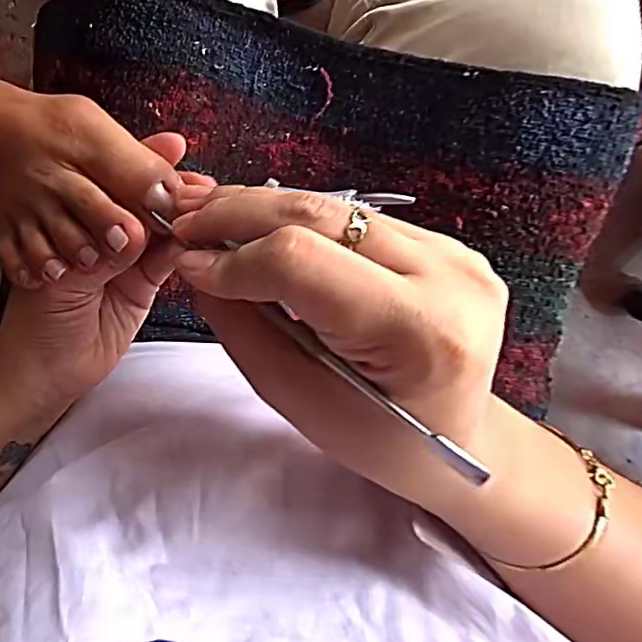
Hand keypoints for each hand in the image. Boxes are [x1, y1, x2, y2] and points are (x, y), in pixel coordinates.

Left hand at [0, 134, 196, 408]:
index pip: (109, 184)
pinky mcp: (141, 286)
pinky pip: (168, 261)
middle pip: (139, 202)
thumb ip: (100, 257)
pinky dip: (184, 249)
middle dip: (169, 187)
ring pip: (159, 229)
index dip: (139, 165)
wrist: (43, 374)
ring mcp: (123, 260)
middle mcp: (98, 235)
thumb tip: (136, 230)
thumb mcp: (62, 283)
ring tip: (209, 201)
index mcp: (71, 219)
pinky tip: (200, 237)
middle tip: (200, 180)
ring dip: (183, 216)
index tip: (170, 147)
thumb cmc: (34, 325)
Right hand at [169, 185, 510, 507]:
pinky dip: (287, 216)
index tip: (187, 263)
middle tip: (182, 223)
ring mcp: (450, 252)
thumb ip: (239, 326)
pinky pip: (345, 214)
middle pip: (314, 215)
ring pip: (326, 204)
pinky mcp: (439, 241)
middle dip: (234, 214)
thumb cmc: (376, 435)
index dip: (231, 257)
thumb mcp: (292, 395)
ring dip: (255, 206)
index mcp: (416, 331)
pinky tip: (251, 225)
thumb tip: (197, 267)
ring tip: (206, 217)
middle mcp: (446, 278)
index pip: (299, 260)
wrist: (459, 436)